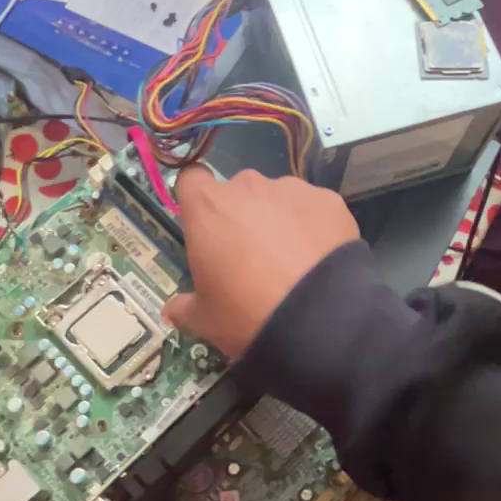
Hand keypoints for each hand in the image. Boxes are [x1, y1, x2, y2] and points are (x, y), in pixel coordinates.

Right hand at [162, 166, 359, 358]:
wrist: (319, 317)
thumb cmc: (247, 313)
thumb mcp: (206, 320)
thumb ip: (185, 307)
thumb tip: (172, 310)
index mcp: (207, 207)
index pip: (190, 181)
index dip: (196, 201)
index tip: (204, 227)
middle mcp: (247, 186)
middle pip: (237, 192)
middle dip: (241, 217)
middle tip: (251, 257)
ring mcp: (292, 189)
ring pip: (278, 199)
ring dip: (279, 221)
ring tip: (292, 262)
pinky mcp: (329, 200)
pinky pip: (313, 209)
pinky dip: (314, 227)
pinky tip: (320, 260)